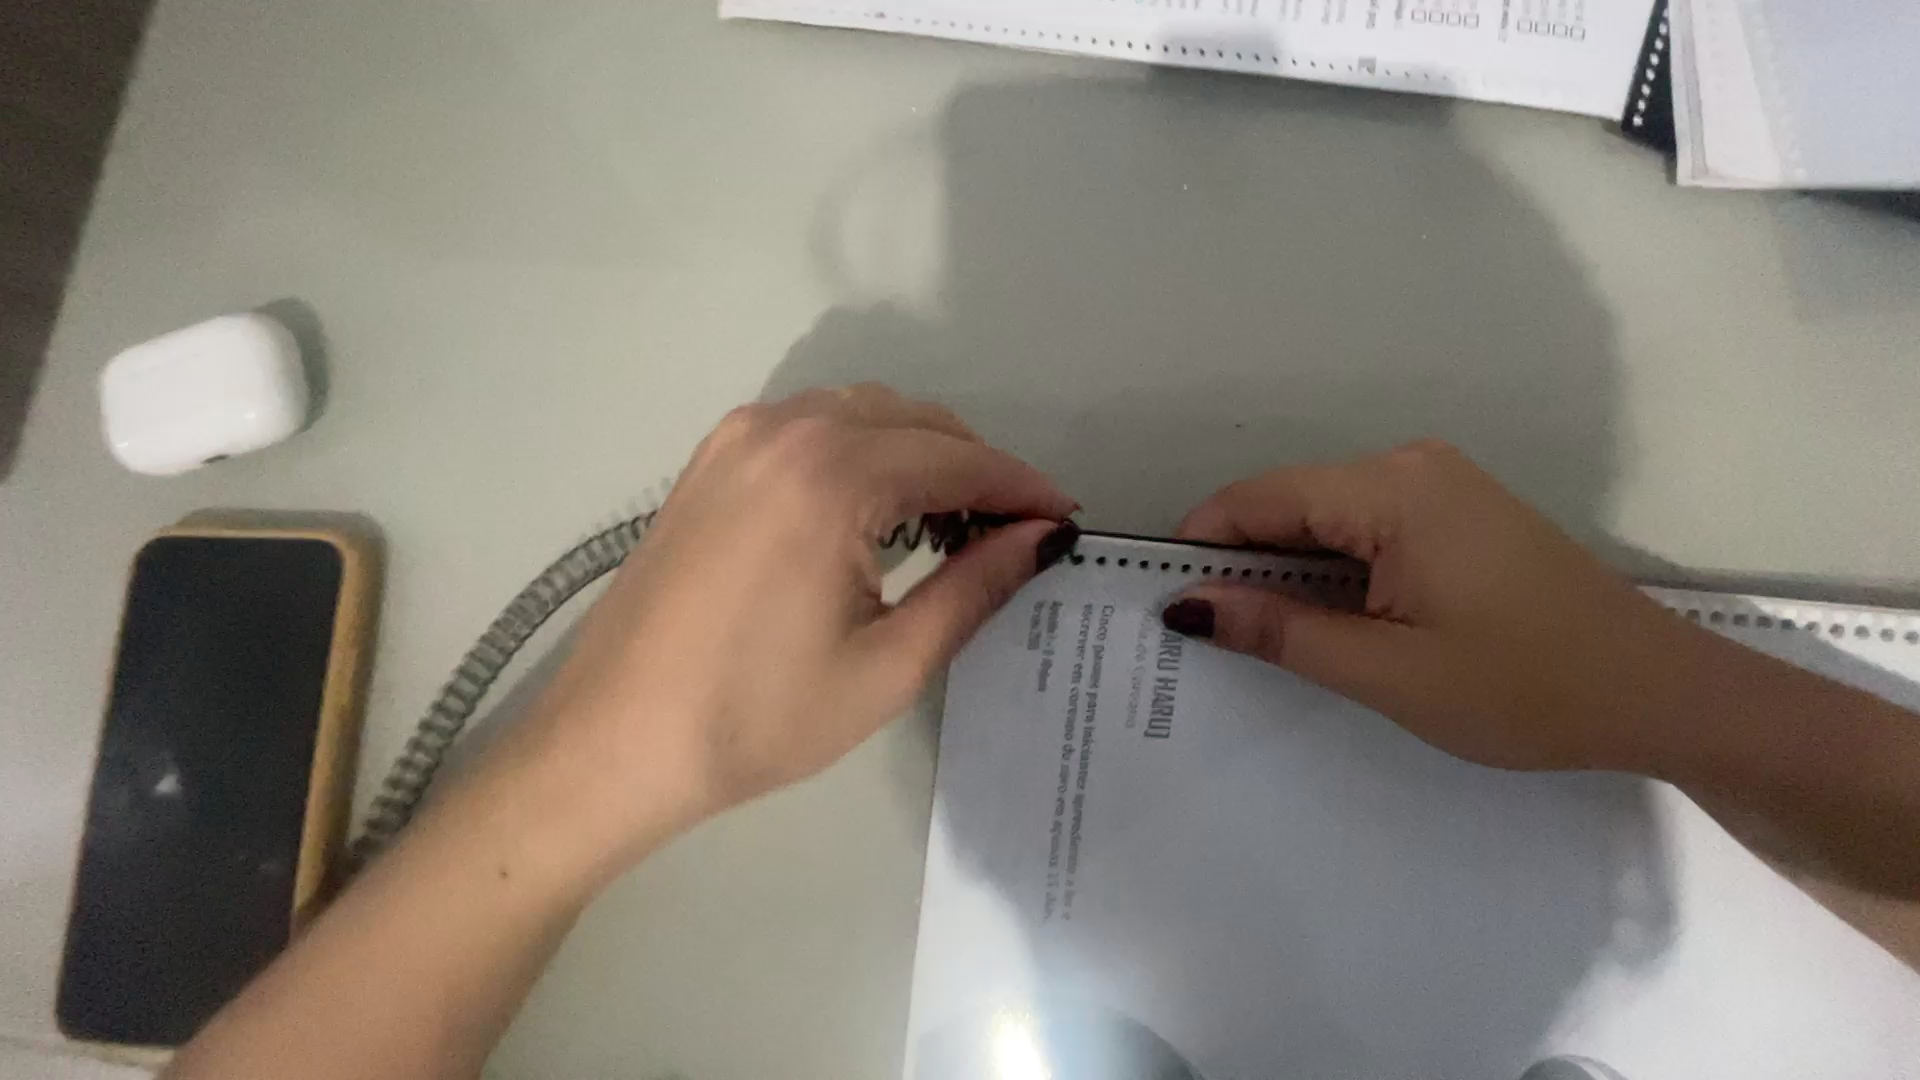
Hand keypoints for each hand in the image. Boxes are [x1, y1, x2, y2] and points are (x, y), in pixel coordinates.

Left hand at [497, 385, 1077, 876]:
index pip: (957, 459)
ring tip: (955, 521)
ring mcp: (740, 437)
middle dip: (977, 467)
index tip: (1065, 517)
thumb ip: (974, 586)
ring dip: (922, 453)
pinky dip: (865, 451)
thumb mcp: (889, 665)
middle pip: (915, 422)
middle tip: (1015, 529)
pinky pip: (814, 426)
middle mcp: (785, 429)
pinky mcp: (713, 458)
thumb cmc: (756, 718)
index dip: (1021, 486)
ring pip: (864, 414)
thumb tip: (1041, 538)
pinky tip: (878, 507)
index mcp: (830, 475)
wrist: (613, 742)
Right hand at [1163, 440, 1693, 772]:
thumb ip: (1278, 631)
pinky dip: (1322, 568)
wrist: (1668, 700)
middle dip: (1239, 562)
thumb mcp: (1386, 671)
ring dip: (1280, 568)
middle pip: (1284, 503)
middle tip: (1212, 630)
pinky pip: (1355, 526)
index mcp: (1392, 491)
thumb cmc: (1526, 689)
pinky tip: (1322, 614)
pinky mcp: (1448, 510)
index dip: (1202, 545)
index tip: (1170, 602)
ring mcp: (1433, 483)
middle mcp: (1407, 466)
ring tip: (1263, 630)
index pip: (1257, 499)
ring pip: (1316, 516)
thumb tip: (1186, 607)